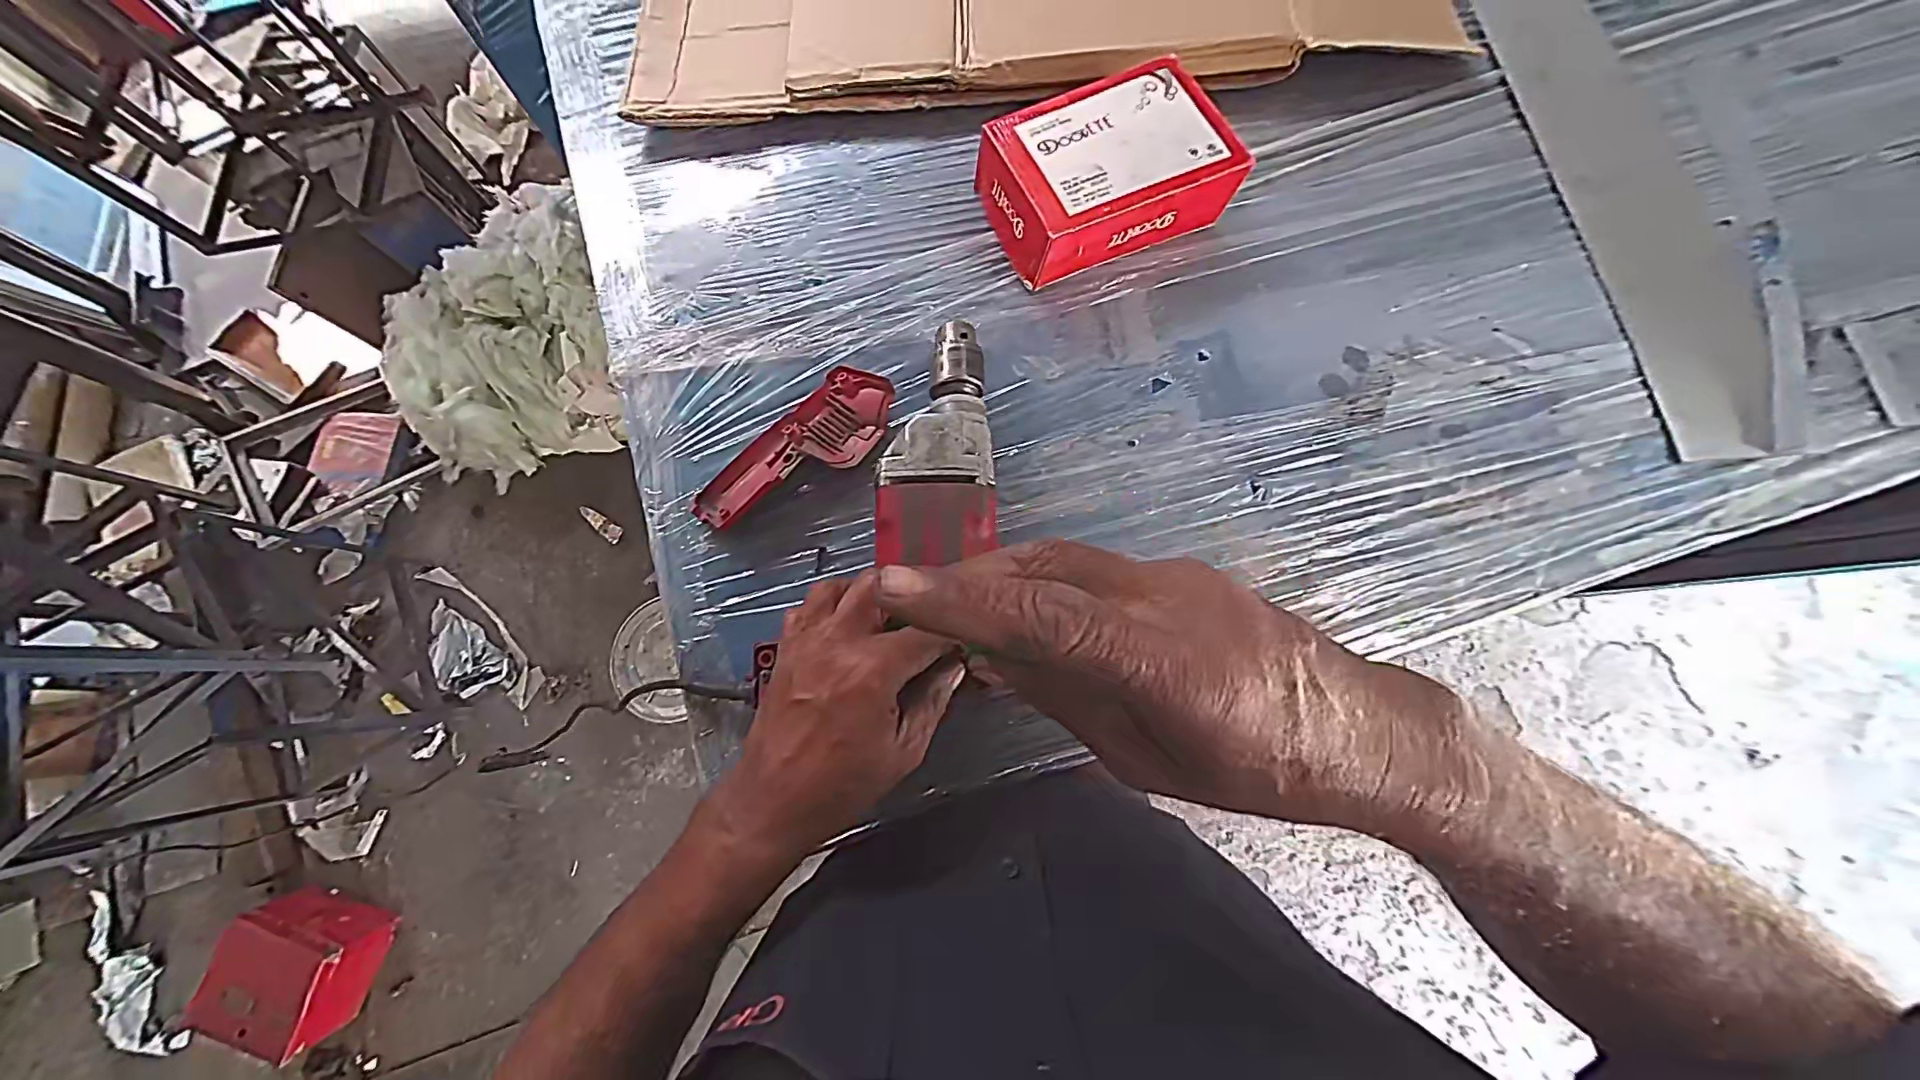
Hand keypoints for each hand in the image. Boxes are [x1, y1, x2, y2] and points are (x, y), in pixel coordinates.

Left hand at [705, 570, 965, 860]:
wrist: (772, 801)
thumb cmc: (841, 785)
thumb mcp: (904, 751)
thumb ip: (934, 701)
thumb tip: (954, 667)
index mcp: (873, 669)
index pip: (927, 628)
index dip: (953, 630)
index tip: (963, 639)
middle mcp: (839, 641)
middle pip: (882, 585)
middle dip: (912, 596)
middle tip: (925, 622)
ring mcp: (807, 639)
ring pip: (842, 585)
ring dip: (870, 594)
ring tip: (886, 619)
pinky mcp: (787, 646)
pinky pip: (810, 605)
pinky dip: (832, 606)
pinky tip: (846, 630)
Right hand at [875, 540, 1479, 834]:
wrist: (1359, 727)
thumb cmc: (1256, 770)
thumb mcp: (1148, 758)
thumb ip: (1069, 698)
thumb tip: (997, 661)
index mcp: (1156, 658)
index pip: (1035, 615)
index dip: (958, 601)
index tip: (893, 587)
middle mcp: (1159, 597)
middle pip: (1042, 567)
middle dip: (968, 577)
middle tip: (912, 592)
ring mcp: (1172, 575)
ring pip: (1065, 559)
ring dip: (1003, 572)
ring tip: (958, 597)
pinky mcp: (1180, 572)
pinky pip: (1094, 568)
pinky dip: (1044, 579)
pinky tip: (1028, 604)